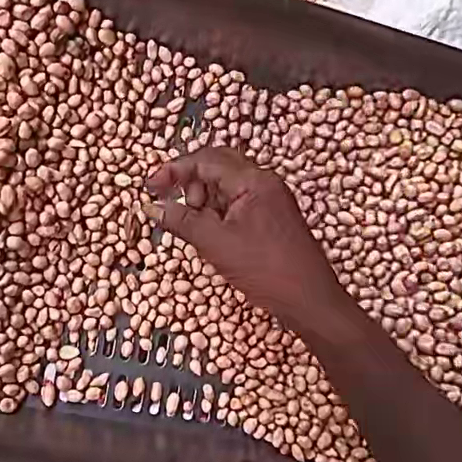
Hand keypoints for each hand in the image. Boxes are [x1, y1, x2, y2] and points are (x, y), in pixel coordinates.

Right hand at [144, 147, 349, 331]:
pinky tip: (208, 232)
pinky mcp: (271, 218)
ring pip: (226, 185)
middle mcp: (265, 184)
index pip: (206, 160)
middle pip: (217, 166)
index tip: (151, 186)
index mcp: (254, 181)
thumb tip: (155, 208)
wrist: (310, 301)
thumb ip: (182, 221)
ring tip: (191, 223)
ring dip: (202, 198)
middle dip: (188, 181)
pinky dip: (217, 212)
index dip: (173, 170)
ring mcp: (271, 200)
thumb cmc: (270, 271)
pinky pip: (237, 203)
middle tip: (170, 202)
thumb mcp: (216, 244)